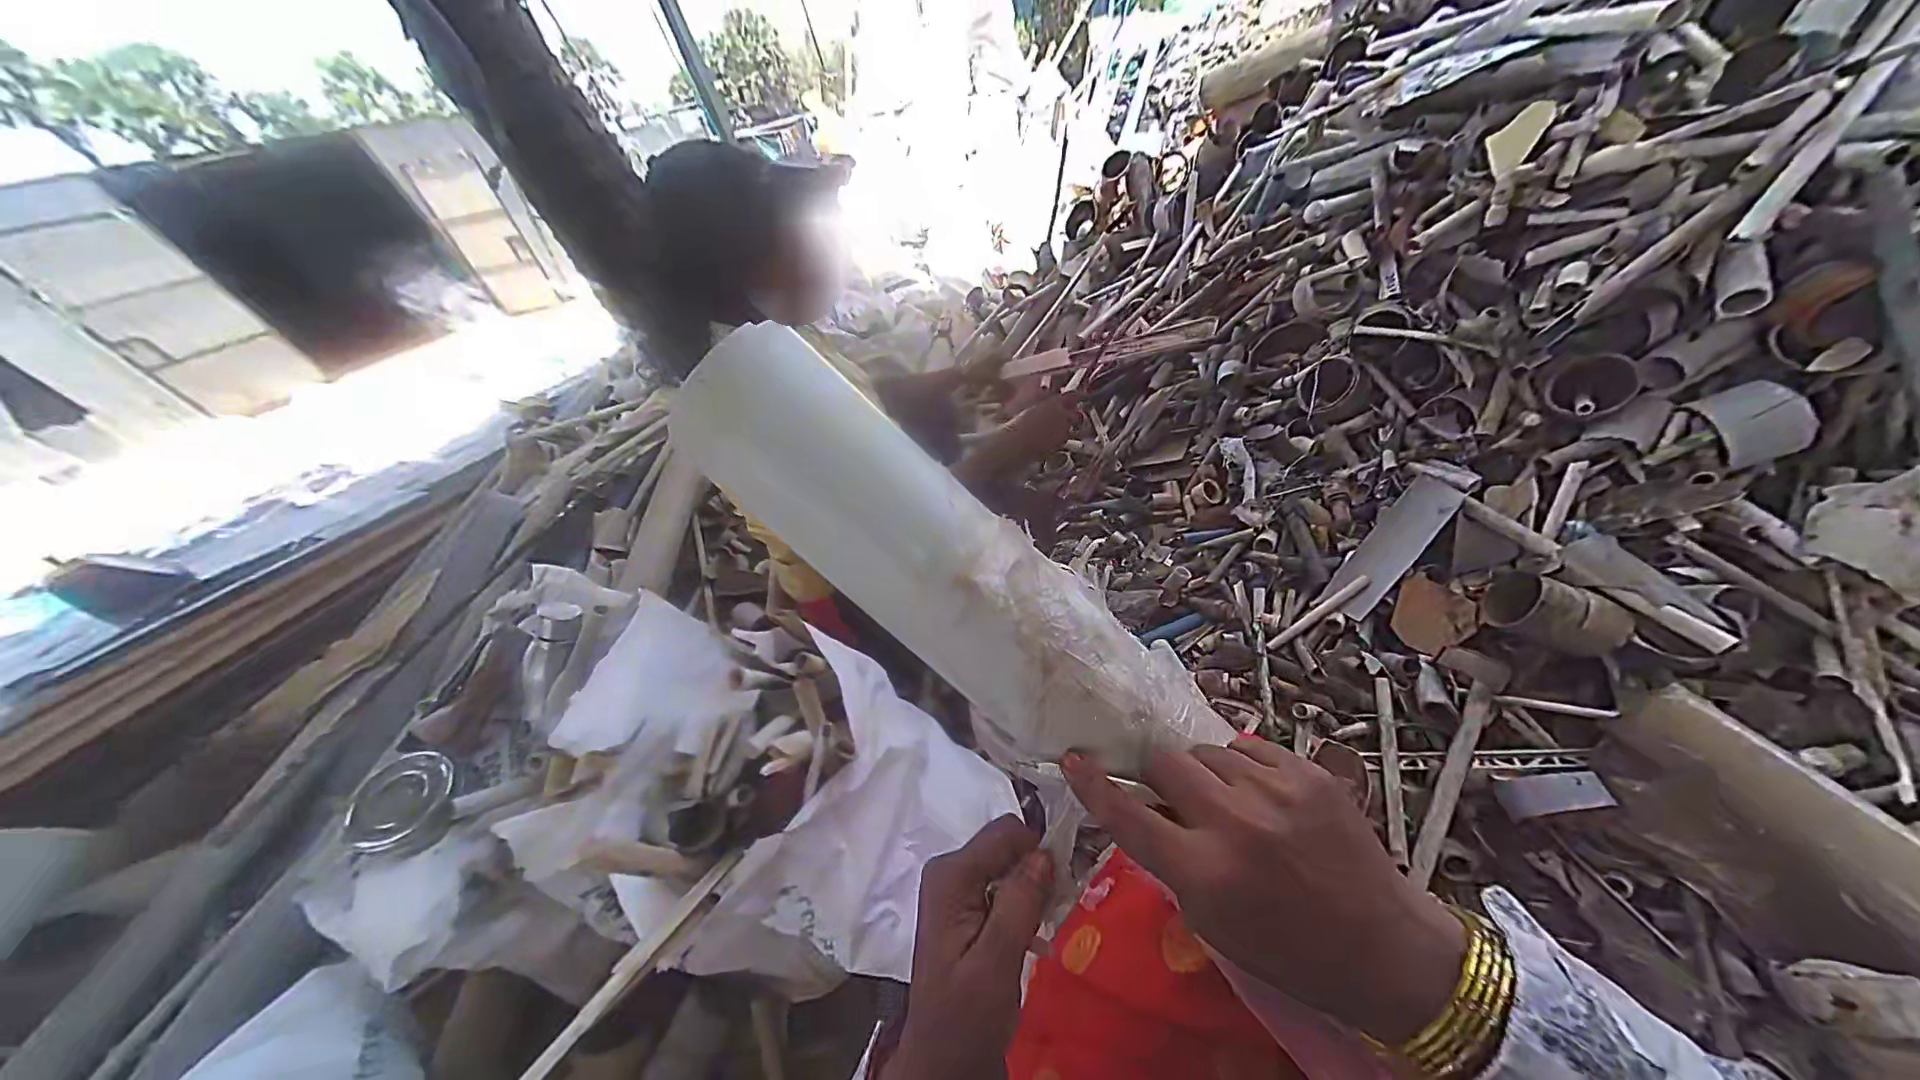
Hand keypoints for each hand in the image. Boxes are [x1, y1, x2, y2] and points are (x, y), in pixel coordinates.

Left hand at [886, 815, 1052, 1079]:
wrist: (944, 1064)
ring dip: (1034, 890)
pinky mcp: (968, 908)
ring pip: (1009, 866)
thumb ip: (1019, 903)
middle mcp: (950, 871)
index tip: (1066, 878)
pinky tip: (1035, 937)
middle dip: (1038, 869)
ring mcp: (957, 890)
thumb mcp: (996, 962)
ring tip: (1047, 926)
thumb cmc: (966, 1018)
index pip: (1005, 832)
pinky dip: (1025, 904)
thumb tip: (1044, 853)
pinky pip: (1004, 888)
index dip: (1038, 848)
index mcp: (950, 875)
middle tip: (1060, 905)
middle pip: (1007, 846)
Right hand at [1062, 738, 1464, 1044]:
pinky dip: (1242, 768)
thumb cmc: (1287, 950)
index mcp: (1205, 872)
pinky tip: (1259, 795)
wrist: (1385, 949)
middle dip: (1161, 775)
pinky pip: (1248, 748)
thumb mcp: (1210, 919)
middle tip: (1175, 796)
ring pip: (1206, 750)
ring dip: (1203, 772)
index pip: (1128, 814)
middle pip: (1166, 762)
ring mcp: (1277, 791)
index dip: (1093, 783)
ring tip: (1226, 800)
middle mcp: (1235, 823)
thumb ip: (1168, 859)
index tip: (1074, 759)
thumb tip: (1141, 807)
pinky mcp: (1310, 773)